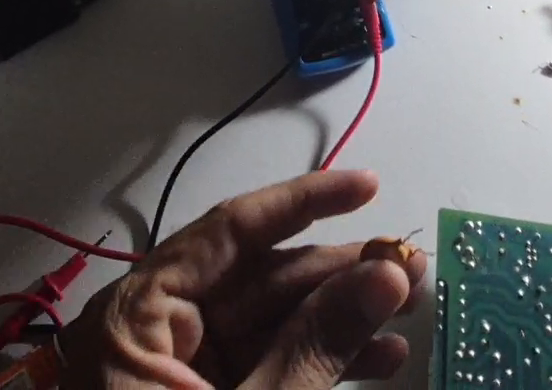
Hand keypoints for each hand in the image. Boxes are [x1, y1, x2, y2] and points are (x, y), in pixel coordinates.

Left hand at [60, 171, 426, 389]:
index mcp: (142, 312)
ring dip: (341, 317)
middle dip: (337, 271)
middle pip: (262, 275)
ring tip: (408, 308)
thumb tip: (385, 273)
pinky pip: (272, 361)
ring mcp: (184, 366)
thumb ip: (315, 346)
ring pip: (275, 319)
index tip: (366, 185)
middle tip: (408, 263)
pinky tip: (381, 361)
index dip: (304, 200)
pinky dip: (323, 361)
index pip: (232, 229)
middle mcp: (161, 324)